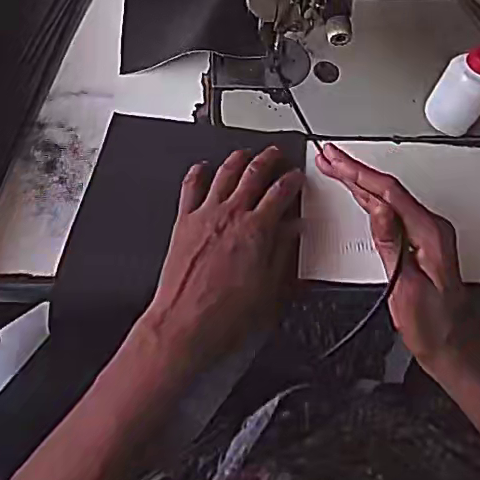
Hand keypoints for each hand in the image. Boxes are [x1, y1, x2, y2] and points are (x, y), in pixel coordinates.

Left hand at [138, 147, 303, 366]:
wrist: (184, 325)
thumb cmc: (224, 316)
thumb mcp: (269, 290)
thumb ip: (283, 253)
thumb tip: (294, 231)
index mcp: (256, 231)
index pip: (281, 192)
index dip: (292, 180)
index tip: (296, 177)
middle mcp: (231, 215)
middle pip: (254, 173)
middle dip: (269, 159)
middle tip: (276, 155)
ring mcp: (206, 214)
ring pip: (225, 172)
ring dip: (238, 159)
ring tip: (246, 154)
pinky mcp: (184, 220)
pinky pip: (191, 186)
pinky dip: (198, 172)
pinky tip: (203, 167)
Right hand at [316, 142, 479, 373]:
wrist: (456, 351)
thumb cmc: (435, 327)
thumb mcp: (407, 288)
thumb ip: (391, 244)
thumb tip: (378, 208)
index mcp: (429, 233)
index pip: (388, 192)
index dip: (358, 172)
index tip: (336, 160)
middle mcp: (430, 227)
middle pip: (387, 188)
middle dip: (354, 169)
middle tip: (328, 156)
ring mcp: (425, 232)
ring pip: (388, 196)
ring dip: (359, 180)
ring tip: (335, 166)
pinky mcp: (419, 240)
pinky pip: (391, 209)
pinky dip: (369, 197)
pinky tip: (357, 191)